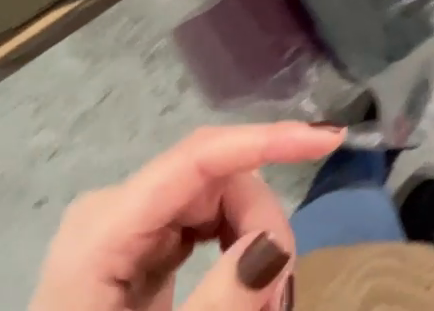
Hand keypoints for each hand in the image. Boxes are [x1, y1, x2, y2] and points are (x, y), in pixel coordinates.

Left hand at [30, 123, 344, 310]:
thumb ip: (218, 302)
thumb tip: (274, 244)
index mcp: (102, 230)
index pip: (199, 157)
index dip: (268, 139)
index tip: (331, 140)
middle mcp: (113, 209)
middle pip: (219, 180)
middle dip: (262, 227)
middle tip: (281, 298)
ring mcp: (126, 223)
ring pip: (222, 198)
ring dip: (256, 243)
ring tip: (268, 303)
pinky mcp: (139, 243)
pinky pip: (208, 221)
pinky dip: (239, 249)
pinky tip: (247, 287)